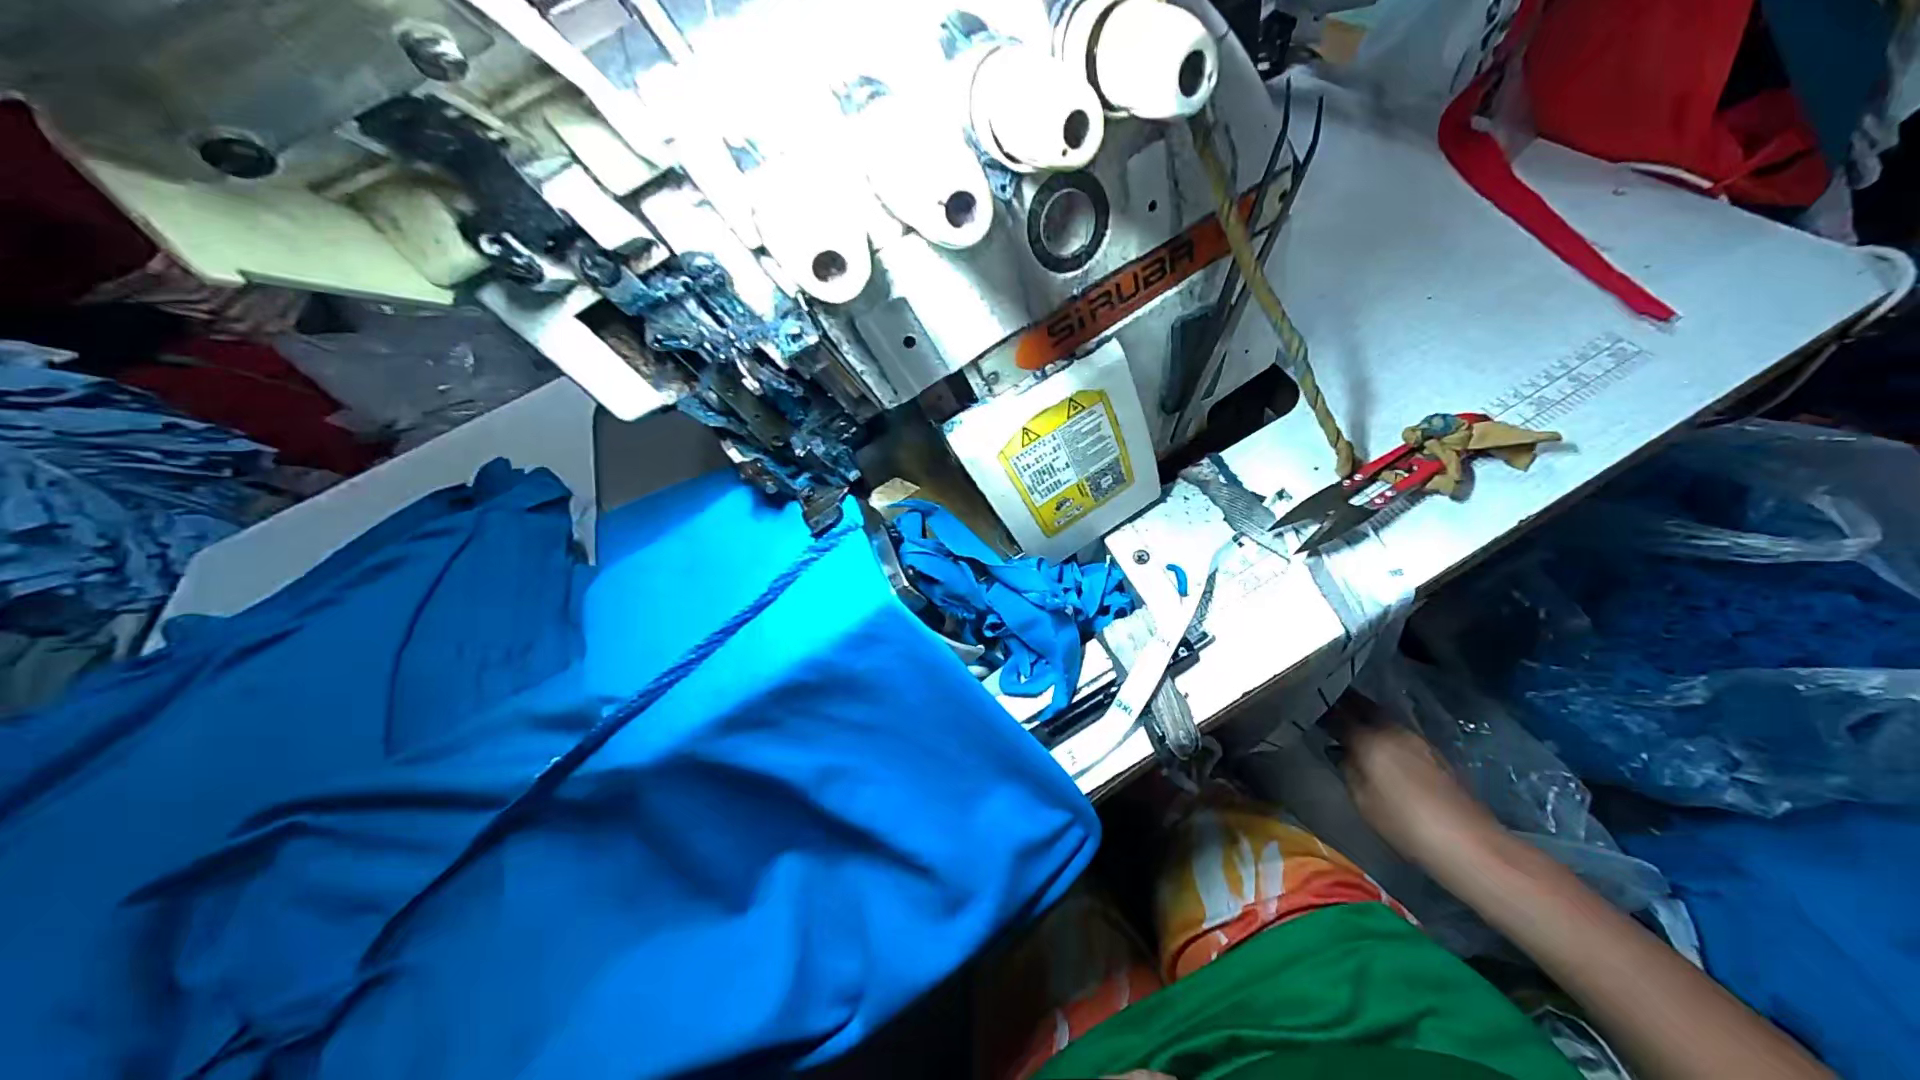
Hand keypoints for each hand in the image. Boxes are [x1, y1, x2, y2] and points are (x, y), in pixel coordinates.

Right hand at [1327, 692, 1505, 869]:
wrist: (1469, 844)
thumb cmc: (1405, 824)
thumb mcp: (1362, 800)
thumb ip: (1348, 769)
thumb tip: (1342, 753)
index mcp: (1371, 739)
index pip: (1339, 714)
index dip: (1323, 711)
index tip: (1309, 711)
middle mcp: (1395, 731)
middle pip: (1365, 706)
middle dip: (1346, 704)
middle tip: (1328, 708)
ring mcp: (1419, 740)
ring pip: (1385, 718)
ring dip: (1367, 718)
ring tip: (1352, 726)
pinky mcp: (1436, 754)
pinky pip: (1400, 733)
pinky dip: (1385, 733)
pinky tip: (1381, 748)